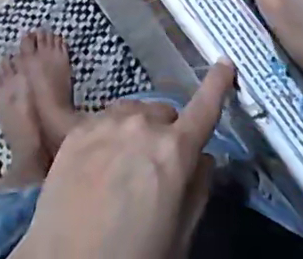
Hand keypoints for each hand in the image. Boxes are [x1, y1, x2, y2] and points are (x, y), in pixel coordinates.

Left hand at [13, 61, 236, 258]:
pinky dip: (109, 134)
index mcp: (175, 150)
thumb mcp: (179, 235)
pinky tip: (99, 165)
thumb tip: (202, 158)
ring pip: (133, 112)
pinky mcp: (78, 127)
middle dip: (167, 133)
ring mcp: (107, 121)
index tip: (225, 63)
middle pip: (165, 114)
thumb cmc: (133, 256)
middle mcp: (142, 124)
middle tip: (156, 167)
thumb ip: (197, 189)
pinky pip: (104, 120)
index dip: (217, 85)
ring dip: (137, 129)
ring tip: (124, 166)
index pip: (204, 108)